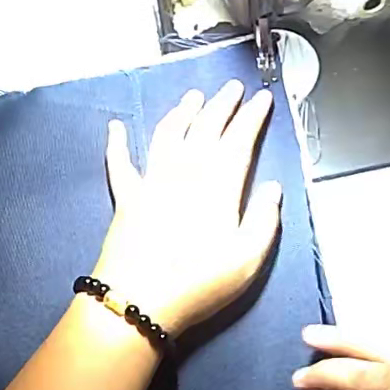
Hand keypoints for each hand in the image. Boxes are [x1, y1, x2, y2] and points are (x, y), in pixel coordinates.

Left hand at [92, 81, 283, 332]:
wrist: (138, 301)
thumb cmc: (198, 283)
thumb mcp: (248, 258)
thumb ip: (265, 220)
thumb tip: (273, 189)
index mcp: (218, 185)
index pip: (239, 140)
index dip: (252, 117)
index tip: (261, 99)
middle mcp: (184, 172)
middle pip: (205, 128)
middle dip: (222, 104)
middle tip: (233, 88)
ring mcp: (151, 181)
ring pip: (167, 134)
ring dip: (182, 112)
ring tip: (193, 97)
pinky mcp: (126, 197)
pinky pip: (120, 162)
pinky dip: (117, 143)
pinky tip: (116, 127)